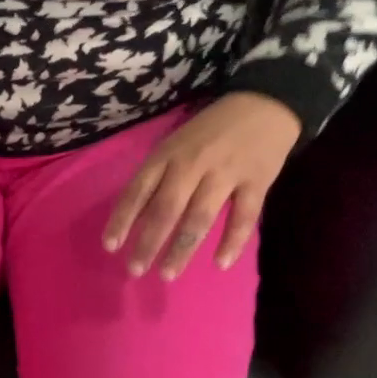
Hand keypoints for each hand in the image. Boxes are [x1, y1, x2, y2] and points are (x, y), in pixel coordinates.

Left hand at [103, 93, 300, 278]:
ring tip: (167, 274)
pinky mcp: (258, 180)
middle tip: (134, 270)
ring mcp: (226, 174)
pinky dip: (233, 240)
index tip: (110, 246)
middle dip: (148, 242)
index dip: (122, 220)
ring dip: (182, 248)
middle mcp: (192, 166)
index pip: (136, 192)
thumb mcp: (171, 147)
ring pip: (200, 217)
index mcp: (165, 157)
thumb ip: (154, 180)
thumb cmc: (207, 132)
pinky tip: (220, 263)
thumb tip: (133, 220)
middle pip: (165, 209)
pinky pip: (244, 215)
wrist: (266, 103)